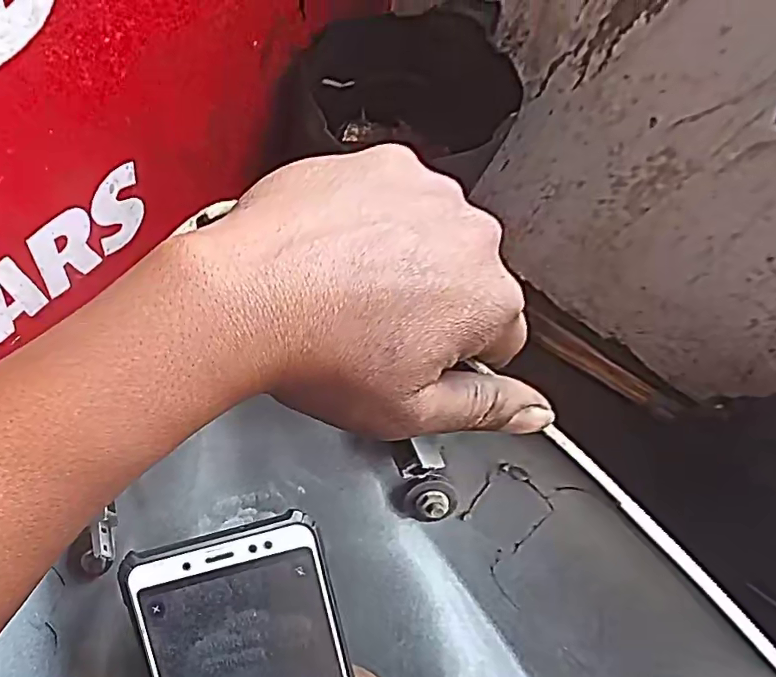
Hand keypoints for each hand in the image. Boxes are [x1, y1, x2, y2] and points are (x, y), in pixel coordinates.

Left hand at [182, 146, 552, 438]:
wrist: (243, 298)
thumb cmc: (315, 354)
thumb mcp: (407, 411)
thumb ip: (481, 409)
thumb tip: (532, 412)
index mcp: (487, 297)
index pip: (498, 339)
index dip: (454, 361)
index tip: (414, 366)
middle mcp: (466, 231)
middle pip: (463, 283)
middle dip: (428, 310)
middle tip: (368, 338)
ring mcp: (419, 190)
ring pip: (425, 239)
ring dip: (397, 265)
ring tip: (342, 301)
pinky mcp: (373, 166)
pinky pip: (383, 204)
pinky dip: (363, 229)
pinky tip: (328, 264)